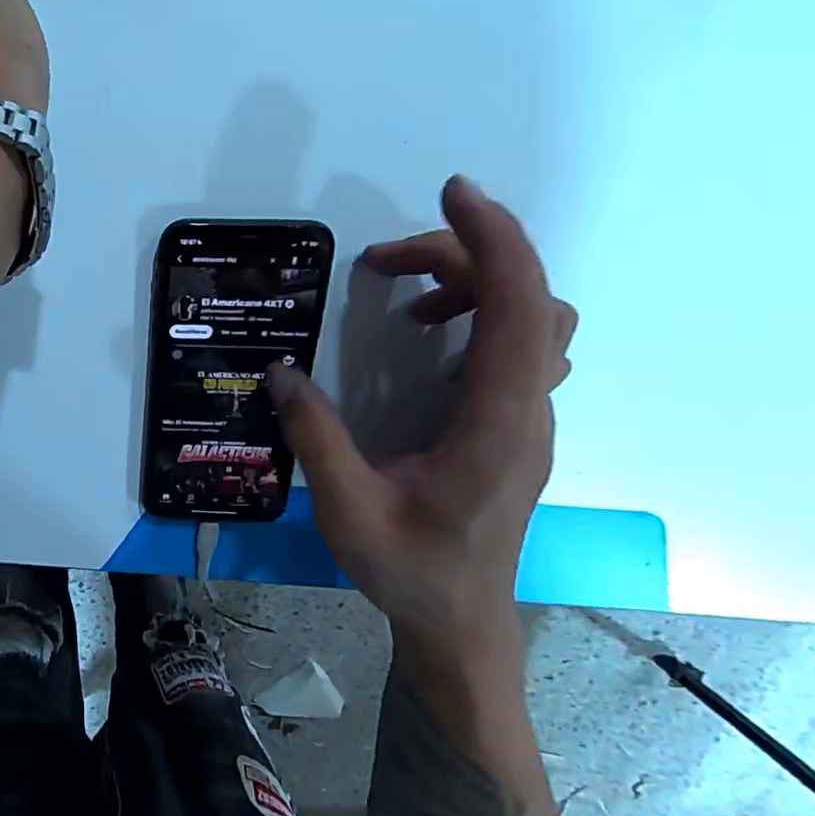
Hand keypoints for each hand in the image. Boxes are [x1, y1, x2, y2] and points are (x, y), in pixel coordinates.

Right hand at [271, 176, 577, 666]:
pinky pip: (519, 349)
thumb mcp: (348, 509)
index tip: (451, 192)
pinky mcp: (516, 428)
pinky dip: (480, 321)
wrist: (462, 623)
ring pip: (534, 321)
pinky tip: (431, 349)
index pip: (517, 305)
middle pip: (528, 299)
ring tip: (409, 303)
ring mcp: (529, 419)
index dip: (490, 237)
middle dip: (462, 258)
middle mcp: (528, 410)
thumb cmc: (411, 571)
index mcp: (497, 422)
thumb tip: (280, 373)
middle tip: (385, 265)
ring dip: (476, 288)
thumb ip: (315, 436)